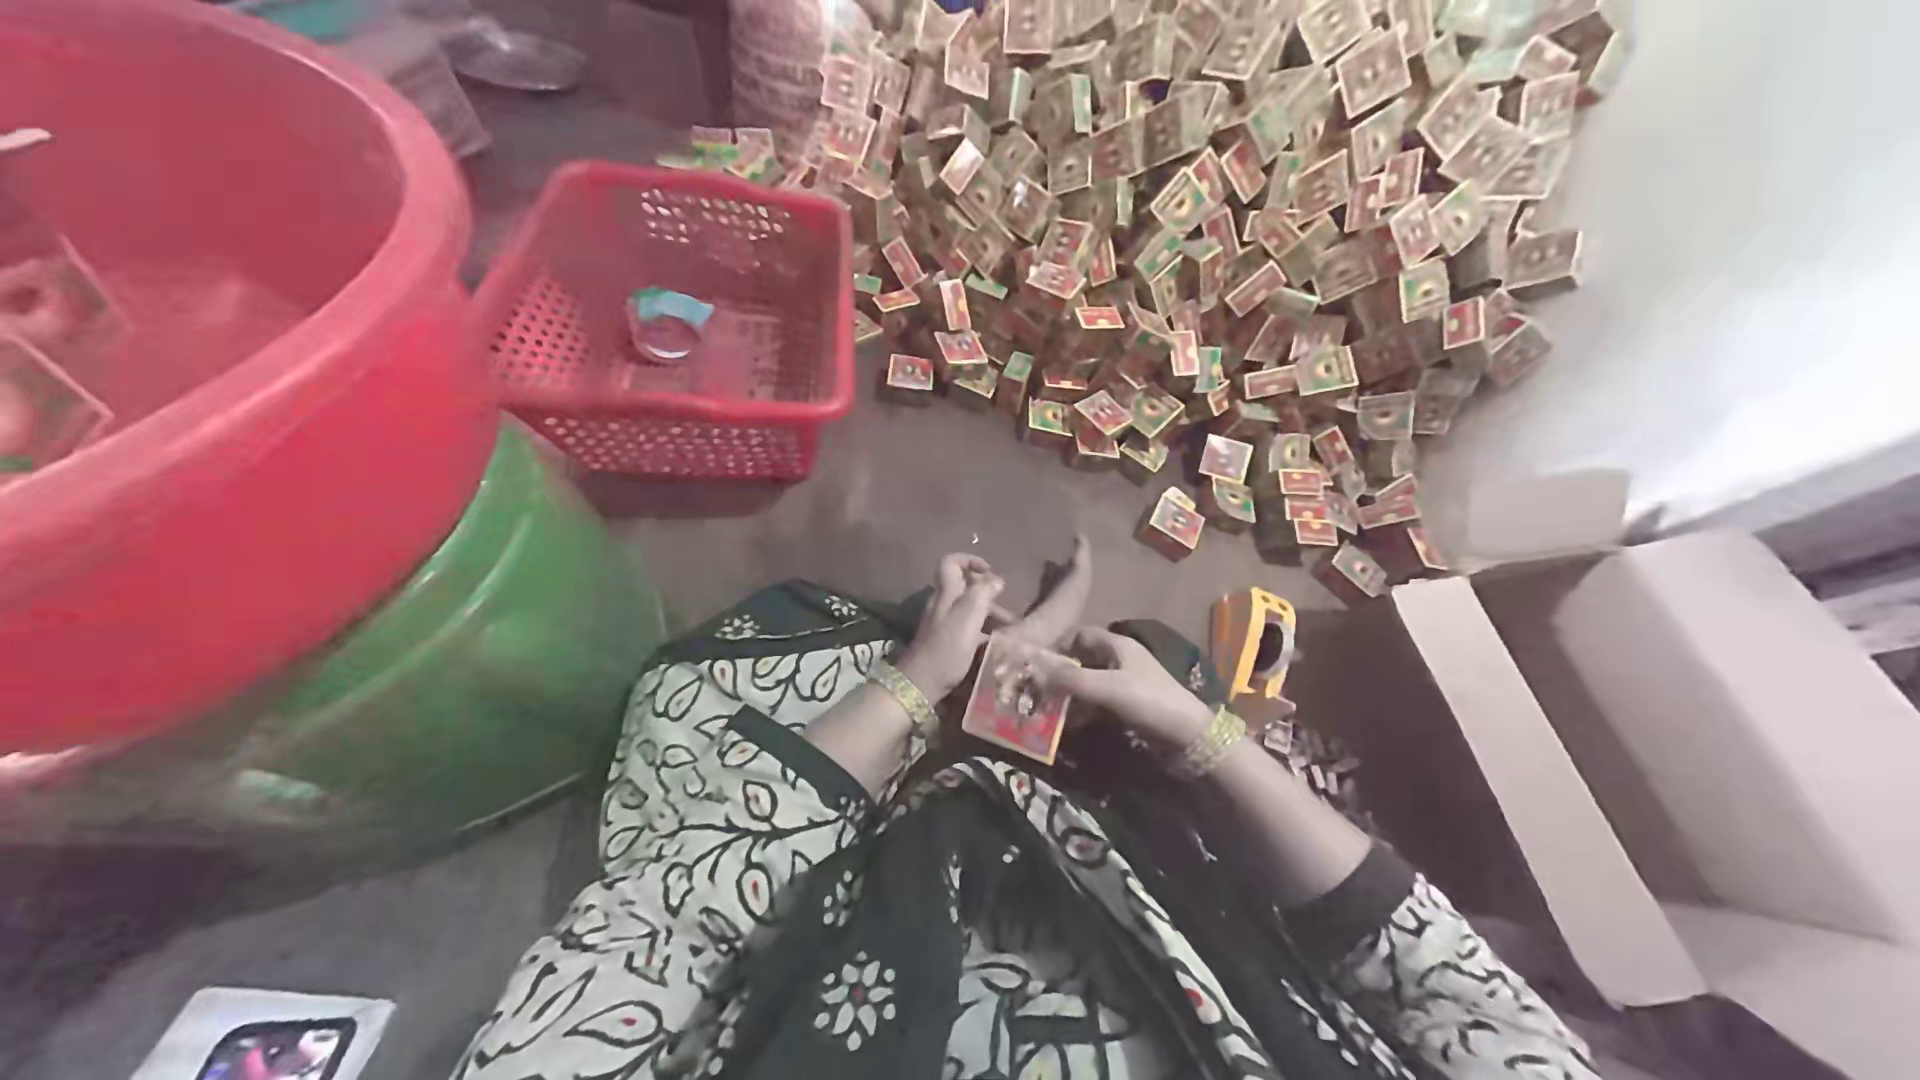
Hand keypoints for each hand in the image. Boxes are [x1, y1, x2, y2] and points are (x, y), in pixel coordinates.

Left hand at [894, 554, 1005, 699]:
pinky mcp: (947, 641)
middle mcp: (943, 603)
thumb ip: (982, 593)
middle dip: (989, 591)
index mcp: (946, 592)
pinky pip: (969, 627)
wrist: (921, 684)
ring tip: (1012, 627)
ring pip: (970, 608)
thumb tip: (995, 578)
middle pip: (965, 586)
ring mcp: (944, 622)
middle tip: (1008, 604)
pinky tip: (999, 643)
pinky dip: (984, 629)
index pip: (951, 562)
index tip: (991, 573)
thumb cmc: (946, 648)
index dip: (971, 560)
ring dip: (991, 612)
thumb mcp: (967, 617)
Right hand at [1026, 626, 1214, 747]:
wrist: (1191, 738)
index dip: (1058, 645)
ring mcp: (1123, 685)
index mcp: (1118, 645)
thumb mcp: (1108, 687)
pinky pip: (1095, 704)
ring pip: (1086, 684)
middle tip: (1033, 689)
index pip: (1079, 635)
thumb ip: (1071, 678)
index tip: (1034, 662)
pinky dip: (1080, 711)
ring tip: (1043, 709)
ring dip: (1067, 696)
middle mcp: (1119, 660)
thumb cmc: (1150, 701)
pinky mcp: (1126, 707)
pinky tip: (1065, 724)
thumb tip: (1034, 668)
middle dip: (1058, 674)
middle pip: (1080, 660)